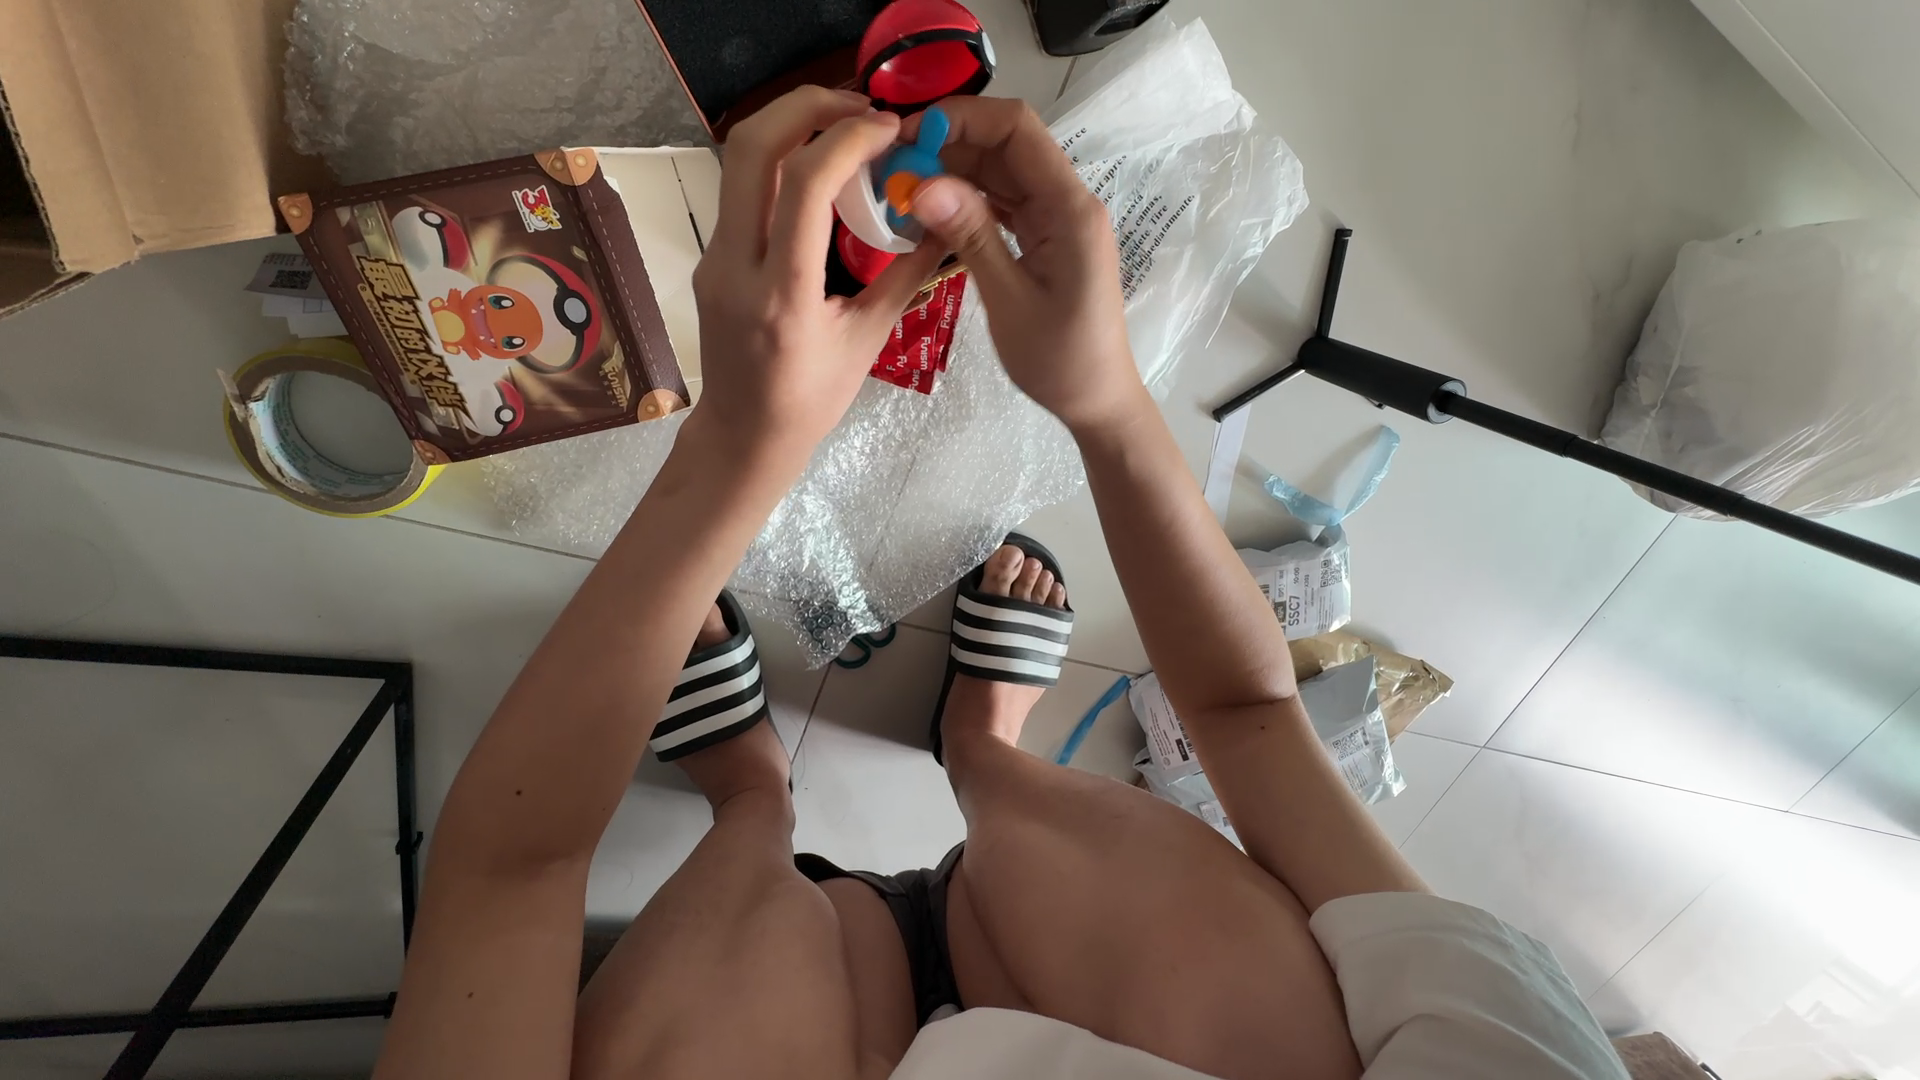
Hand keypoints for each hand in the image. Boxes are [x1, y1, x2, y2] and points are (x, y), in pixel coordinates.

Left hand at [694, 87, 947, 451]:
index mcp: (784, 297)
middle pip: (752, 147)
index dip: (850, 138)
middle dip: (807, 105)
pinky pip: (740, 191)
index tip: (888, 129)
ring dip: (790, 128)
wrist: (744, 435)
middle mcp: (736, 267)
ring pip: (739, 161)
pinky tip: (817, 177)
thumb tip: (944, 224)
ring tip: (843, 131)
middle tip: (859, 105)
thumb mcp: (866, 341)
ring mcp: (713, 259)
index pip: (806, 184)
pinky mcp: (709, 258)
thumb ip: (904, 276)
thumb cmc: (811, 402)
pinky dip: (780, 165)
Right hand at [903, 97, 1144, 435]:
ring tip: (903, 188)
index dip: (960, 118)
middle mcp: (1068, 202)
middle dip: (949, 145)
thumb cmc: (1058, 360)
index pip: (1016, 129)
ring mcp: (1059, 220)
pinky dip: (970, 202)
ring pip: (1003, 174)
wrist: (1097, 399)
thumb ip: (971, 236)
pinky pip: (1006, 204)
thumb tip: (923, 183)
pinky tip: (933, 212)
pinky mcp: (1048, 240)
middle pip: (1007, 146)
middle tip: (892, 167)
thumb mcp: (1010, 300)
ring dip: (955, 173)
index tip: (907, 137)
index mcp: (1069, 208)